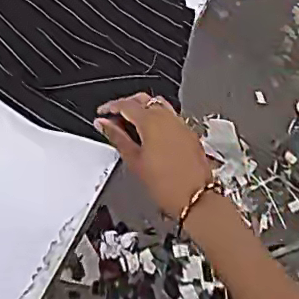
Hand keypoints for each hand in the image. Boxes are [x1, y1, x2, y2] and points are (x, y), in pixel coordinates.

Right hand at [96, 94, 215, 220]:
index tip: (102, 112)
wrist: (196, 199)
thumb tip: (104, 124)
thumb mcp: (134, 160)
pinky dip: (157, 117)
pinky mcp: (189, 134)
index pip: (126, 104)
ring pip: (158, 105)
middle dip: (126, 104)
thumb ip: (117, 137)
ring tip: (132, 123)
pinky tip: (152, 132)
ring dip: (143, 108)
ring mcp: (181, 124)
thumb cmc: (167, 185)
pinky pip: (170, 116)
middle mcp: (168, 118)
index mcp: (151, 121)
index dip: (110, 106)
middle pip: (143, 99)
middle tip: (114, 117)